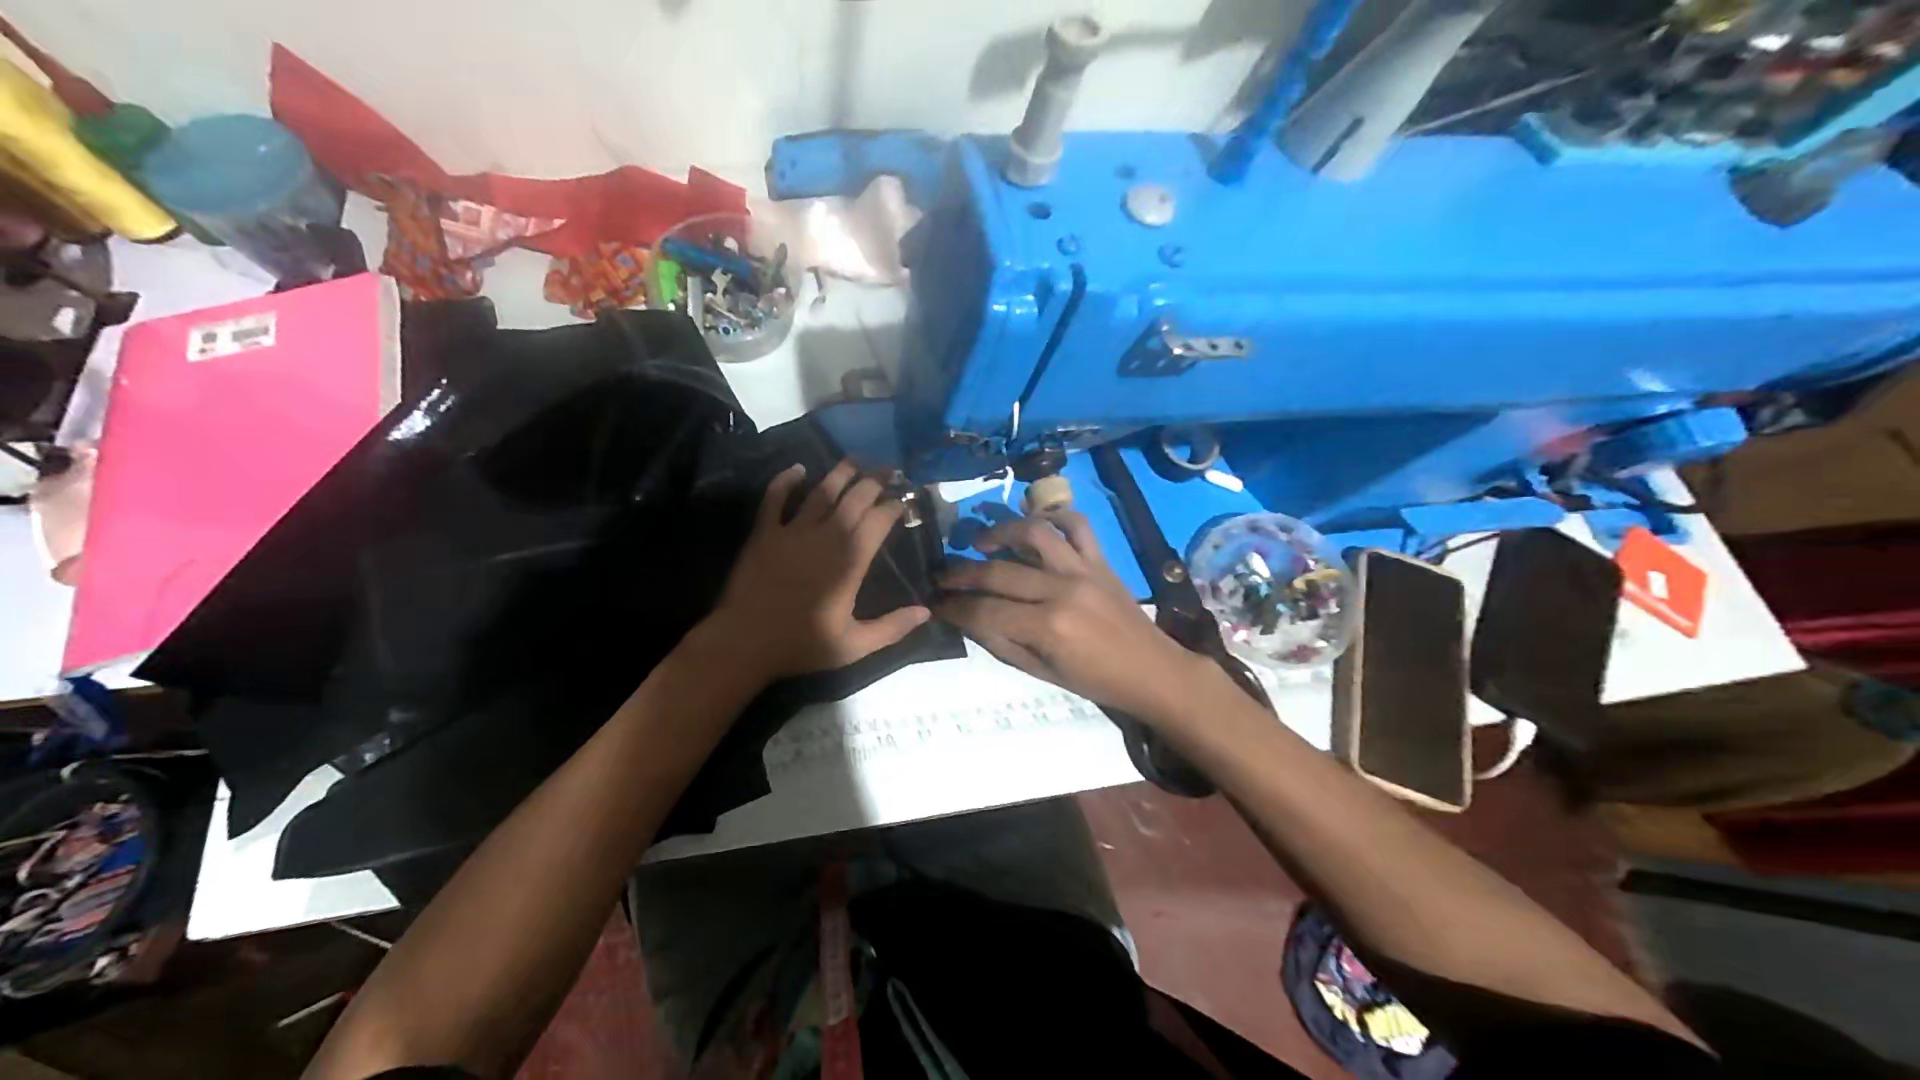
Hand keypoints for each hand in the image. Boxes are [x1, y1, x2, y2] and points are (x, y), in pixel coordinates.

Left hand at [701, 459, 930, 681]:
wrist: (744, 642)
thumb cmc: (802, 644)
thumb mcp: (855, 645)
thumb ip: (892, 627)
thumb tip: (926, 612)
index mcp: (851, 560)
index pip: (880, 520)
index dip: (895, 506)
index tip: (905, 500)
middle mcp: (826, 536)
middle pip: (855, 497)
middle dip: (875, 481)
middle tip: (888, 471)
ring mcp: (792, 530)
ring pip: (821, 491)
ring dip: (840, 472)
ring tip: (855, 460)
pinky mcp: (764, 533)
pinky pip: (775, 498)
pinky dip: (786, 480)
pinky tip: (798, 469)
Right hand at [934, 510, 1206, 717]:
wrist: (1152, 670)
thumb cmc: (1094, 680)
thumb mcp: (1040, 672)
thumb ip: (1000, 641)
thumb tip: (967, 617)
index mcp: (1047, 627)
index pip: (984, 609)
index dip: (954, 606)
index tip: (936, 603)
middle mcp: (1062, 589)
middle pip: (998, 571)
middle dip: (961, 574)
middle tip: (943, 577)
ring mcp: (1083, 569)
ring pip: (1034, 532)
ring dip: (1000, 532)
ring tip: (981, 543)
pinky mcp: (1100, 559)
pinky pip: (1076, 524)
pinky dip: (1053, 516)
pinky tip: (1033, 526)